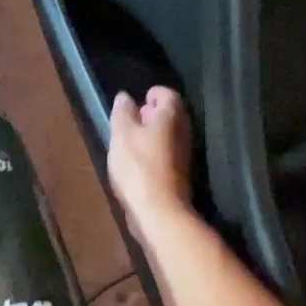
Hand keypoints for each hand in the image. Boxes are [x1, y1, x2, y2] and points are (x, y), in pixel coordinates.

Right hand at [108, 87, 194, 243]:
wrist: (159, 211)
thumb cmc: (137, 167)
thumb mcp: (121, 135)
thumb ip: (122, 112)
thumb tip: (125, 97)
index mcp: (171, 115)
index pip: (166, 94)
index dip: (151, 95)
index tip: (137, 102)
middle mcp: (183, 131)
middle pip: (169, 116)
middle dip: (152, 116)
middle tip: (132, 122)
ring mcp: (184, 155)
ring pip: (168, 137)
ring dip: (152, 138)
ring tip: (131, 144)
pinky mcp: (180, 176)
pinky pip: (167, 157)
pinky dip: (154, 156)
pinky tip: (138, 166)